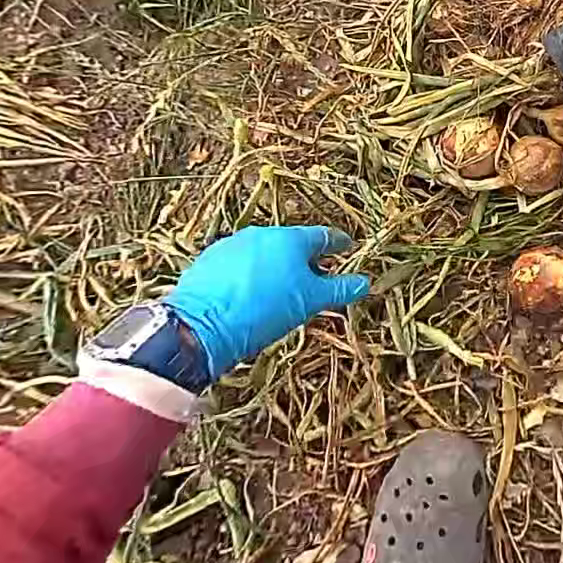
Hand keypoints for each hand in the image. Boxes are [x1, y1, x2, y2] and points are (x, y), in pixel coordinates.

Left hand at [167, 226, 370, 377]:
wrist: (198, 328)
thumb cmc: (264, 309)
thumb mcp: (310, 302)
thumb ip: (339, 289)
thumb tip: (365, 283)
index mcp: (291, 238)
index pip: (324, 236)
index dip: (339, 243)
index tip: (348, 247)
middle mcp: (262, 234)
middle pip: (293, 244)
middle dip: (307, 259)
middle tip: (317, 276)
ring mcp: (231, 245)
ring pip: (265, 253)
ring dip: (278, 266)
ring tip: (283, 289)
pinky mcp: (207, 262)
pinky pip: (240, 264)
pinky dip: (252, 274)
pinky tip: (252, 295)